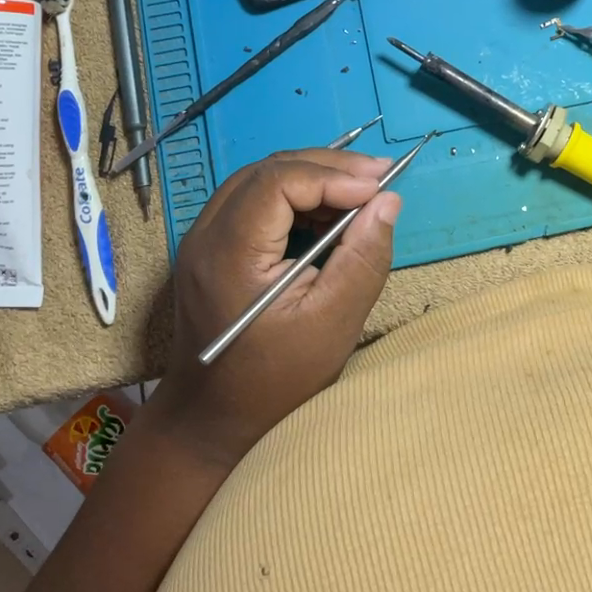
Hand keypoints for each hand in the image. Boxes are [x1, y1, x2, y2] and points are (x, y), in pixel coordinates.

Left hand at [147, 149, 400, 466]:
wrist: (210, 423)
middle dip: (328, 167)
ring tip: (362, 191)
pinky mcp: (212, 247)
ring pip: (261, 180)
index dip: (332, 176)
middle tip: (380, 177)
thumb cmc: (274, 384)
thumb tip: (388, 201)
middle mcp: (206, 234)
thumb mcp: (332, 326)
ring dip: (313, 177)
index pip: (278, 182)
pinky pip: (255, 201)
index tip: (378, 190)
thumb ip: (362, 259)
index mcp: (229, 254)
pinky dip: (296, 196)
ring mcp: (203, 238)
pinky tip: (329, 212)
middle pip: (269, 170)